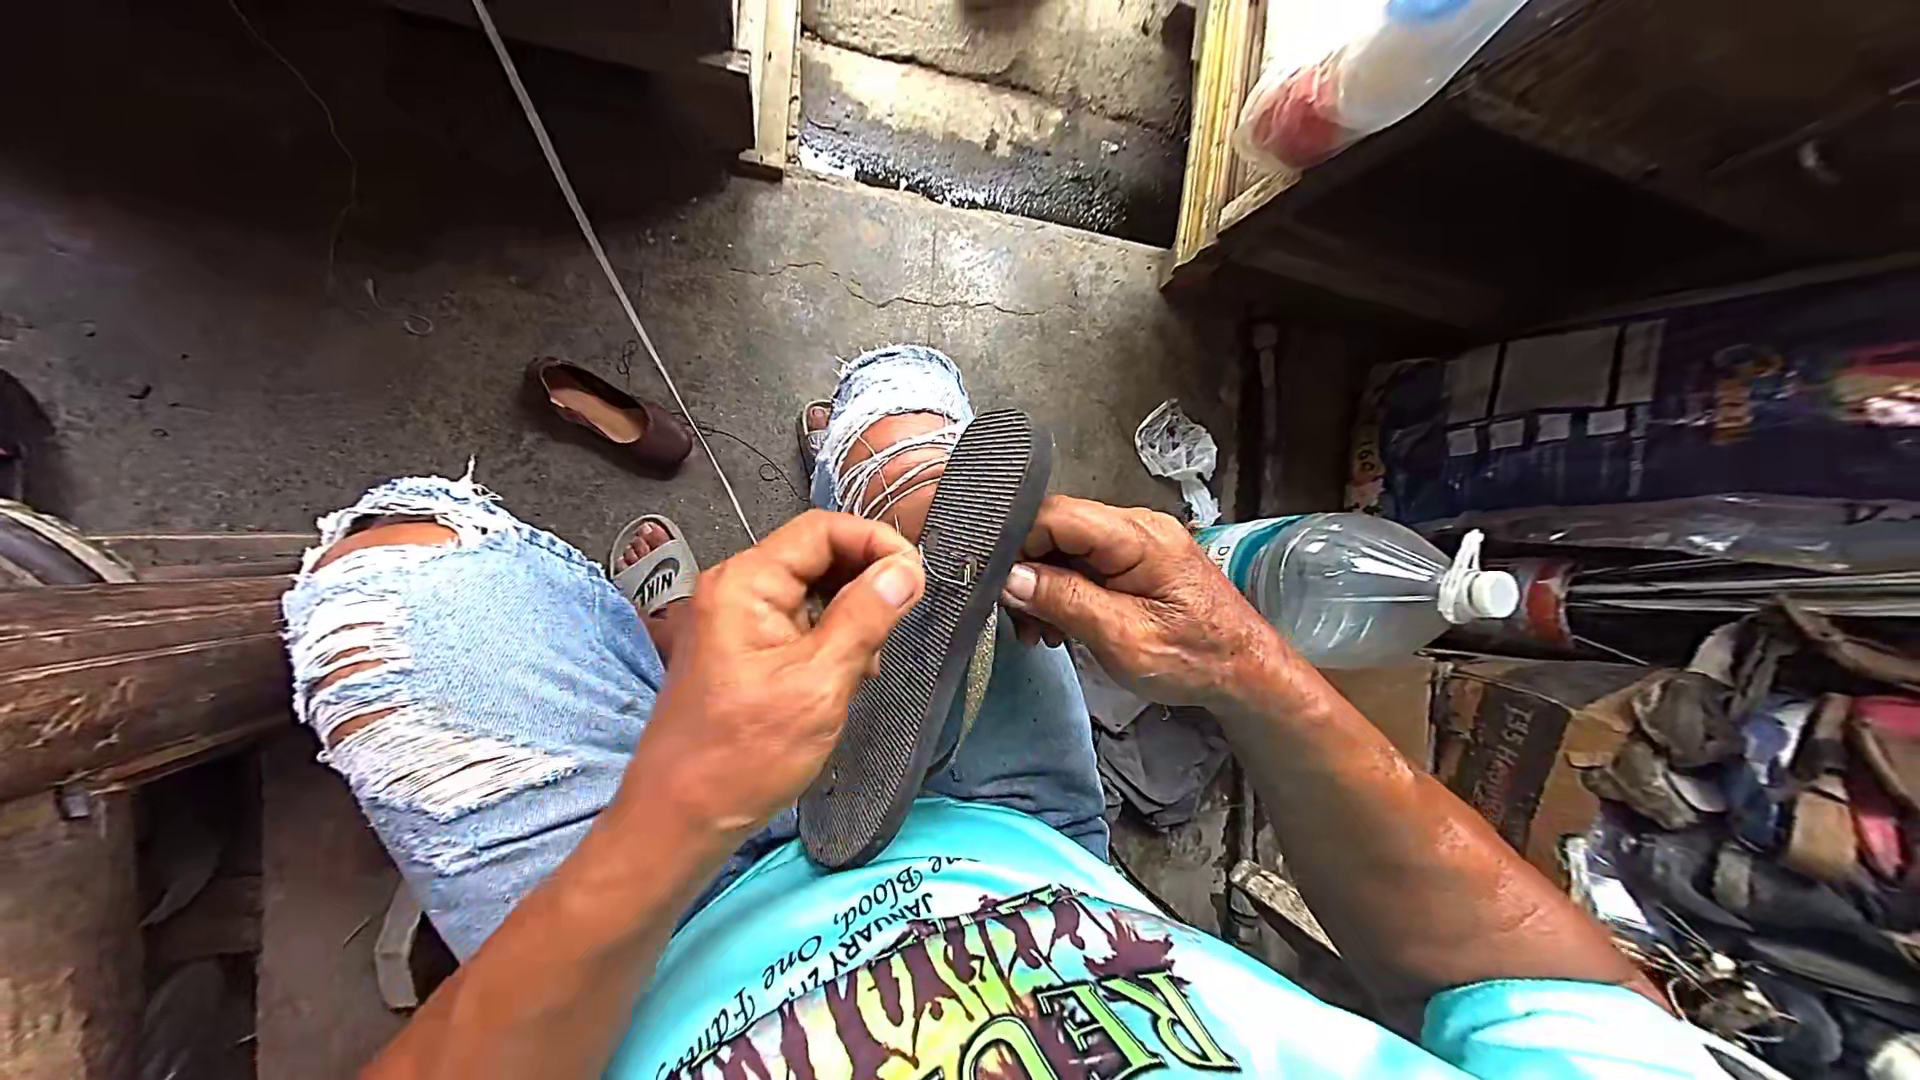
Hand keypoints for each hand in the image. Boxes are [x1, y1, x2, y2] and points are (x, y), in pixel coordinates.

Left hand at [626, 510, 925, 835]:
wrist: (680, 819)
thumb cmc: (743, 757)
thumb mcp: (819, 683)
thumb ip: (866, 618)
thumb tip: (906, 571)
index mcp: (746, 584)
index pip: (821, 529)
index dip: (875, 541)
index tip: (915, 574)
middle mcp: (737, 588)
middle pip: (818, 555)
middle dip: (866, 580)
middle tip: (901, 617)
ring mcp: (738, 616)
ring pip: (814, 587)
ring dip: (853, 611)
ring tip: (873, 656)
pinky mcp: (745, 644)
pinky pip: (801, 618)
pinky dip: (834, 634)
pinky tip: (851, 668)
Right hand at [999, 495, 1285, 709]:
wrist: (1243, 671)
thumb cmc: (1194, 659)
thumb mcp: (1124, 637)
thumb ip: (1065, 601)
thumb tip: (1008, 577)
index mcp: (1138, 536)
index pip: (1056, 514)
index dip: (1018, 543)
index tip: (998, 585)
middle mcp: (1134, 527)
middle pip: (1055, 529)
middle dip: (1027, 572)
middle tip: (1020, 620)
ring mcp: (1133, 542)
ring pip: (1062, 548)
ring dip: (1041, 588)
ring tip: (1041, 631)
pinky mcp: (1130, 561)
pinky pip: (1079, 564)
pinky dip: (1060, 592)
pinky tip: (1059, 625)